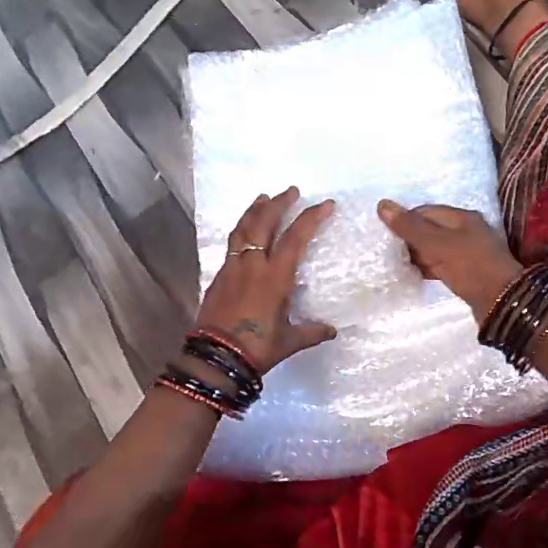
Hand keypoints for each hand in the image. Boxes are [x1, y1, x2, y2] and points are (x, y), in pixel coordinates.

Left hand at [195, 187, 337, 370]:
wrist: (217, 356)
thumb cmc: (258, 347)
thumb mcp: (290, 341)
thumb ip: (311, 332)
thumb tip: (330, 331)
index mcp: (275, 277)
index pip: (296, 238)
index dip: (311, 218)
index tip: (325, 204)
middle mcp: (253, 265)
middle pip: (264, 223)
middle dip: (278, 204)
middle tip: (289, 191)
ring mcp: (232, 268)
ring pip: (243, 229)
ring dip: (254, 211)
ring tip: (262, 199)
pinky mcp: (218, 277)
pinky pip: (231, 245)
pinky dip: (241, 232)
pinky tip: (245, 233)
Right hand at [377, 199, 523, 320]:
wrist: (502, 303)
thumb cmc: (471, 268)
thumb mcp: (437, 244)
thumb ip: (410, 227)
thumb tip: (382, 205)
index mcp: (462, 217)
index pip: (425, 211)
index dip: (404, 220)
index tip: (385, 235)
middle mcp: (466, 231)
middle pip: (430, 229)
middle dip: (409, 238)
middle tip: (388, 251)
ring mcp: (467, 253)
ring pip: (434, 249)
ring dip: (417, 255)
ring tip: (396, 264)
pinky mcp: (466, 273)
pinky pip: (441, 265)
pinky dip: (427, 268)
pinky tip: (413, 275)